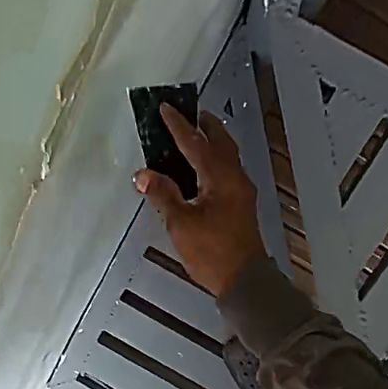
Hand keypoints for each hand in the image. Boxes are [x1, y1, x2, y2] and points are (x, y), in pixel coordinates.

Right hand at [136, 105, 266, 296]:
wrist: (243, 279)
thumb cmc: (214, 253)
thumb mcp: (181, 223)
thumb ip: (163, 195)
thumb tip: (144, 175)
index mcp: (220, 177)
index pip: (195, 143)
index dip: (178, 125)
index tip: (166, 109)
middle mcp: (234, 179)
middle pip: (220, 142)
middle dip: (204, 125)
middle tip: (189, 113)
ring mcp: (241, 192)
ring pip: (226, 155)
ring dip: (211, 141)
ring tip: (197, 134)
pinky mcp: (240, 205)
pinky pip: (227, 171)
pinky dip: (214, 161)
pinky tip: (204, 169)